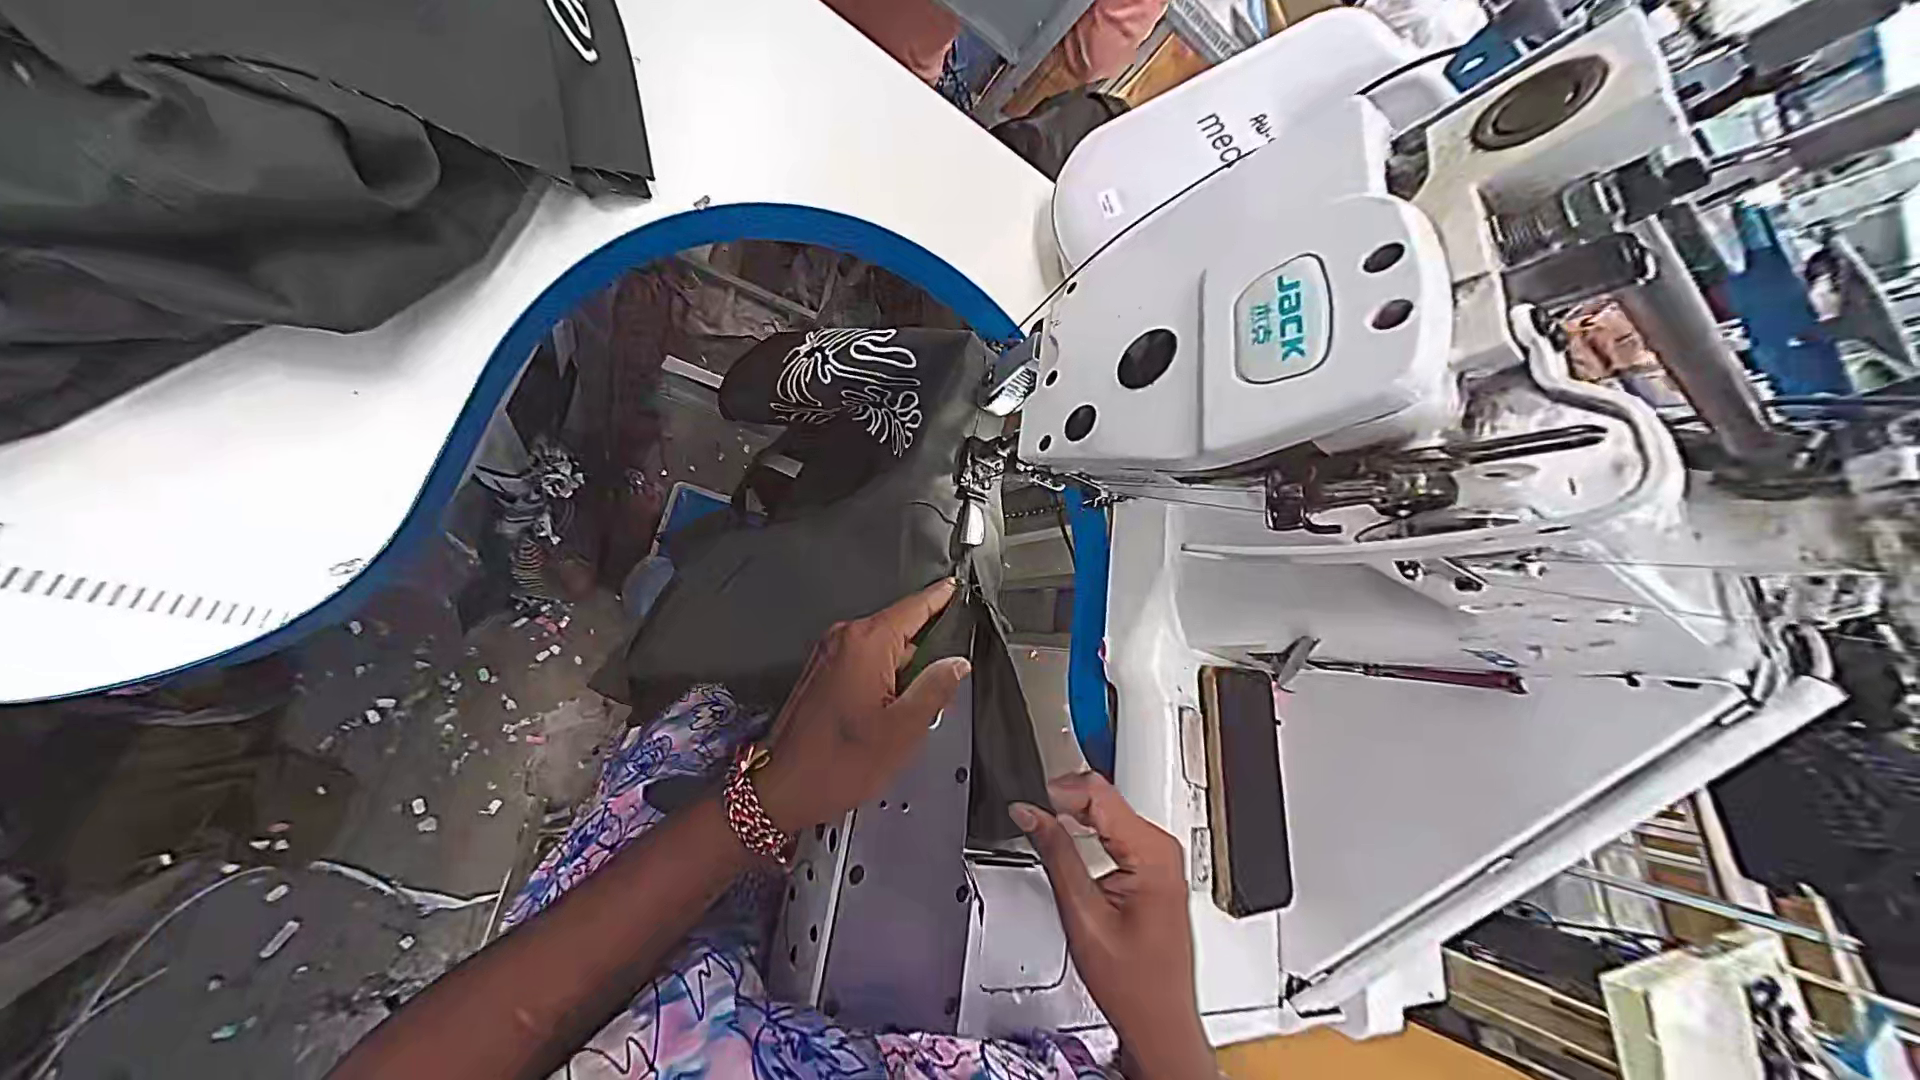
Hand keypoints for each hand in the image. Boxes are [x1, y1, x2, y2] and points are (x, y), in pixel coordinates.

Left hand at [754, 579, 969, 831]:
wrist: (783, 789)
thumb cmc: (835, 763)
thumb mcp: (903, 728)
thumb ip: (935, 688)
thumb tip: (956, 663)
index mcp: (867, 643)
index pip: (915, 606)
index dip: (941, 598)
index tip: (957, 587)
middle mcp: (845, 639)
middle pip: (901, 627)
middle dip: (927, 649)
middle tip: (946, 680)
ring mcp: (830, 654)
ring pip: (884, 647)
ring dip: (904, 668)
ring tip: (912, 708)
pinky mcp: (822, 671)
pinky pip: (864, 660)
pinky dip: (883, 676)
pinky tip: (888, 711)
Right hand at [1012, 773, 1214, 1079]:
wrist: (1159, 1022)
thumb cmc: (1133, 984)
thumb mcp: (1082, 914)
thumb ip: (1055, 853)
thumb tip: (1030, 813)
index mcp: (1152, 853)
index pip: (1099, 793)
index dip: (1059, 791)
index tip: (1031, 803)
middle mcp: (1162, 847)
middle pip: (1104, 796)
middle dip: (1064, 799)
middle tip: (1032, 813)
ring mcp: (1161, 854)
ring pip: (1108, 808)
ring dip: (1074, 812)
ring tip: (1044, 825)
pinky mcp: (1154, 863)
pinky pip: (1116, 827)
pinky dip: (1087, 826)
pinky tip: (1068, 838)